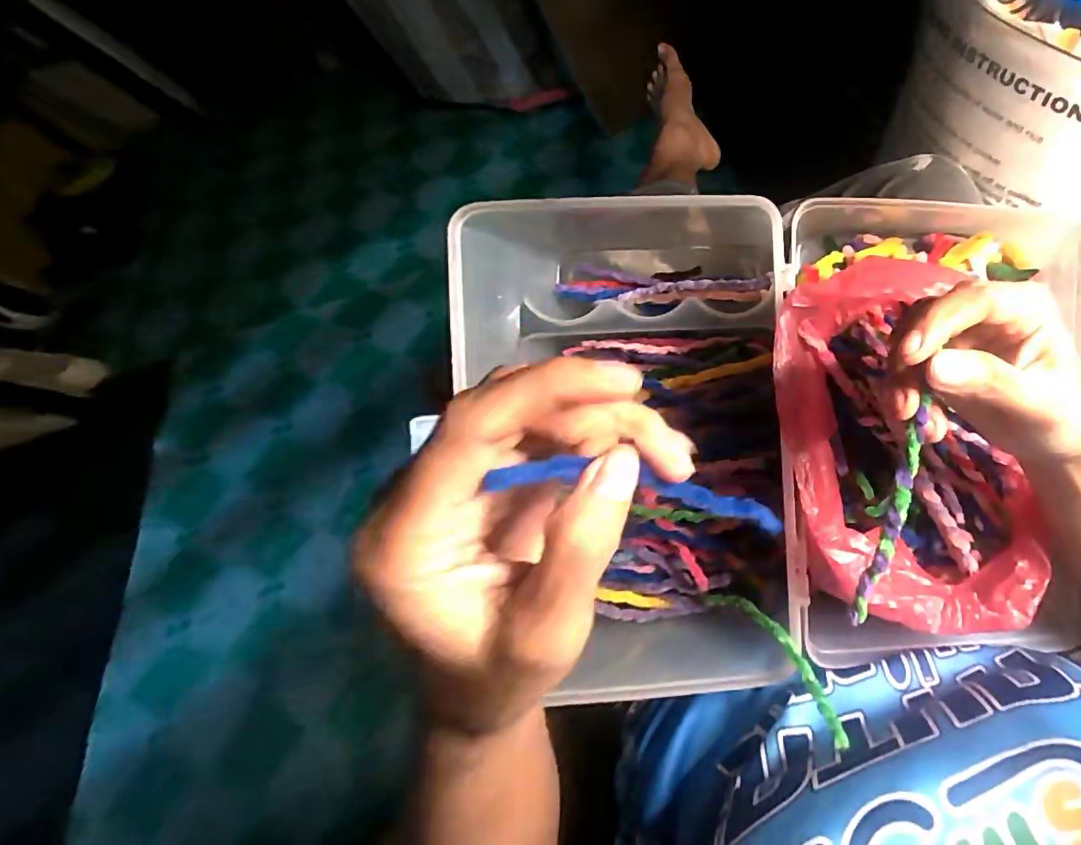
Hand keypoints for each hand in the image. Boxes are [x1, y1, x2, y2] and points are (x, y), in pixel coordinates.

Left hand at [354, 358, 693, 734]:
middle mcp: (422, 487)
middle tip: (668, 446)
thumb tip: (623, 457)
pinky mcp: (491, 473)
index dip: (548, 389)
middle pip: (510, 407)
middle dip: (597, 411)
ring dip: (610, 421)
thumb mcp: (548, 633)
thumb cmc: (501, 678)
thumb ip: (580, 548)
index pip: (471, 426)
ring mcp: (458, 476)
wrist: (478, 696)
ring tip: (672, 457)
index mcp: (409, 531)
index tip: (626, 385)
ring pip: (537, 410)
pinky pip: (549, 429)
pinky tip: (647, 452)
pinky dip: (604, 433)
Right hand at [887, 280, 1080, 466]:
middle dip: (909, 357)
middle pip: (930, 314)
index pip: (973, 299)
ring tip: (911, 419)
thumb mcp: (1034, 402)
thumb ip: (988, 380)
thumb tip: (932, 366)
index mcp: (1023, 305)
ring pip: (911, 337)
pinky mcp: (943, 355)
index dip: (936, 321)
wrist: (1054, 444)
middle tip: (904, 403)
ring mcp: (961, 331)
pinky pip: (910, 365)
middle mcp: (986, 310)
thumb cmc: (1058, 418)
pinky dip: (906, 392)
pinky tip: (927, 427)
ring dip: (902, 378)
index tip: (909, 356)